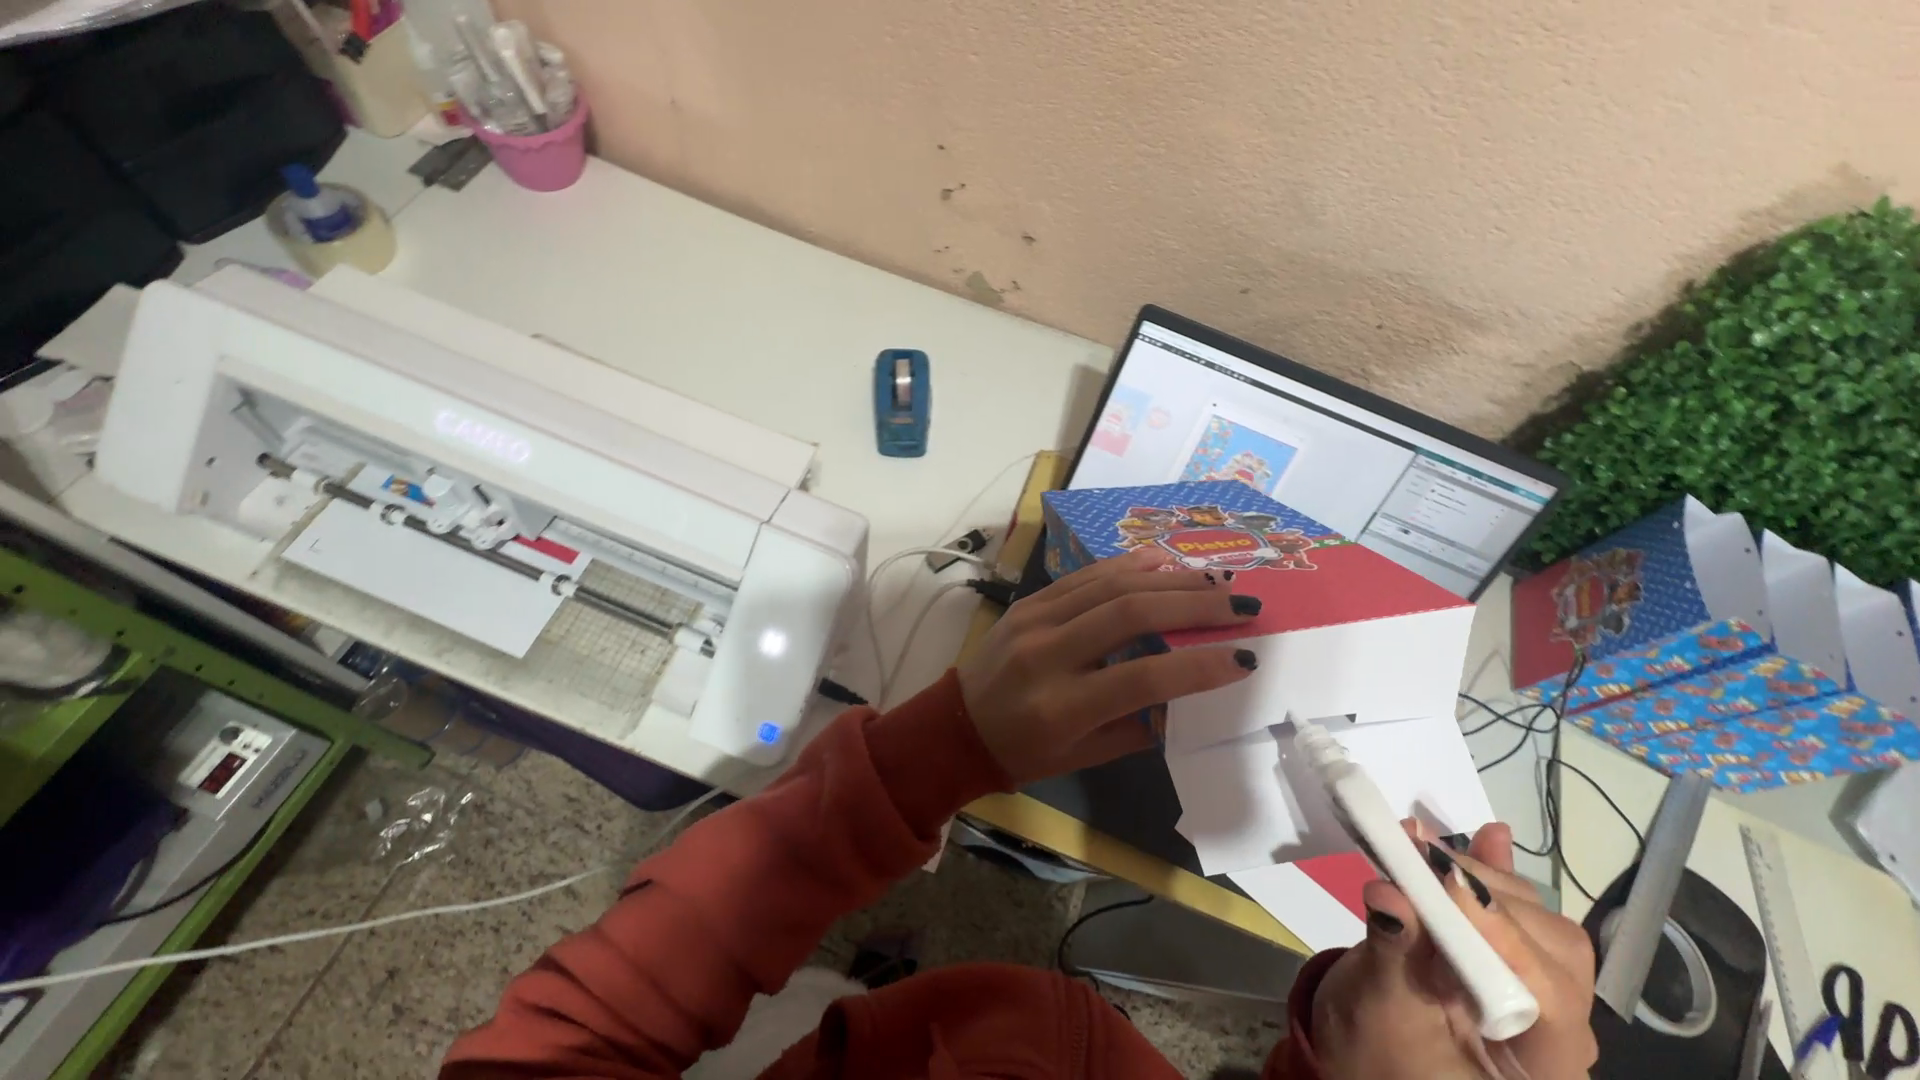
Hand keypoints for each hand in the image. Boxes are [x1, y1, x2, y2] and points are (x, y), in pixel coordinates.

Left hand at [956, 546, 1259, 782]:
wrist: (956, 725)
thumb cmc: (1024, 752)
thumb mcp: (1083, 756)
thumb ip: (1138, 727)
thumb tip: (1191, 695)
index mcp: (1061, 707)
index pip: (1141, 678)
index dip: (1197, 667)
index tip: (1245, 657)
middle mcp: (1047, 655)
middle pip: (1129, 615)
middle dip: (1193, 606)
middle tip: (1241, 604)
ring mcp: (1034, 621)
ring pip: (1110, 586)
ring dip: (1169, 580)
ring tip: (1215, 580)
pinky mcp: (1028, 602)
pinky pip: (1084, 577)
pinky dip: (1127, 566)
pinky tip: (1163, 562)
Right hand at [1310, 821, 1597, 1079]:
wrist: (1361, 1057)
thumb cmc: (1373, 1054)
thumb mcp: (1381, 1011)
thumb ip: (1394, 954)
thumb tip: (1388, 892)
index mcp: (1542, 1063)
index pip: (1545, 995)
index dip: (1501, 934)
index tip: (1443, 881)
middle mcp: (1557, 1027)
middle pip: (1545, 949)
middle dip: (1481, 897)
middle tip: (1415, 852)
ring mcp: (1537, 989)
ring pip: (1529, 920)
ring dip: (1474, 877)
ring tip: (1414, 842)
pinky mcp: (1509, 957)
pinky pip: (1513, 911)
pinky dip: (1496, 872)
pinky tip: (1489, 837)